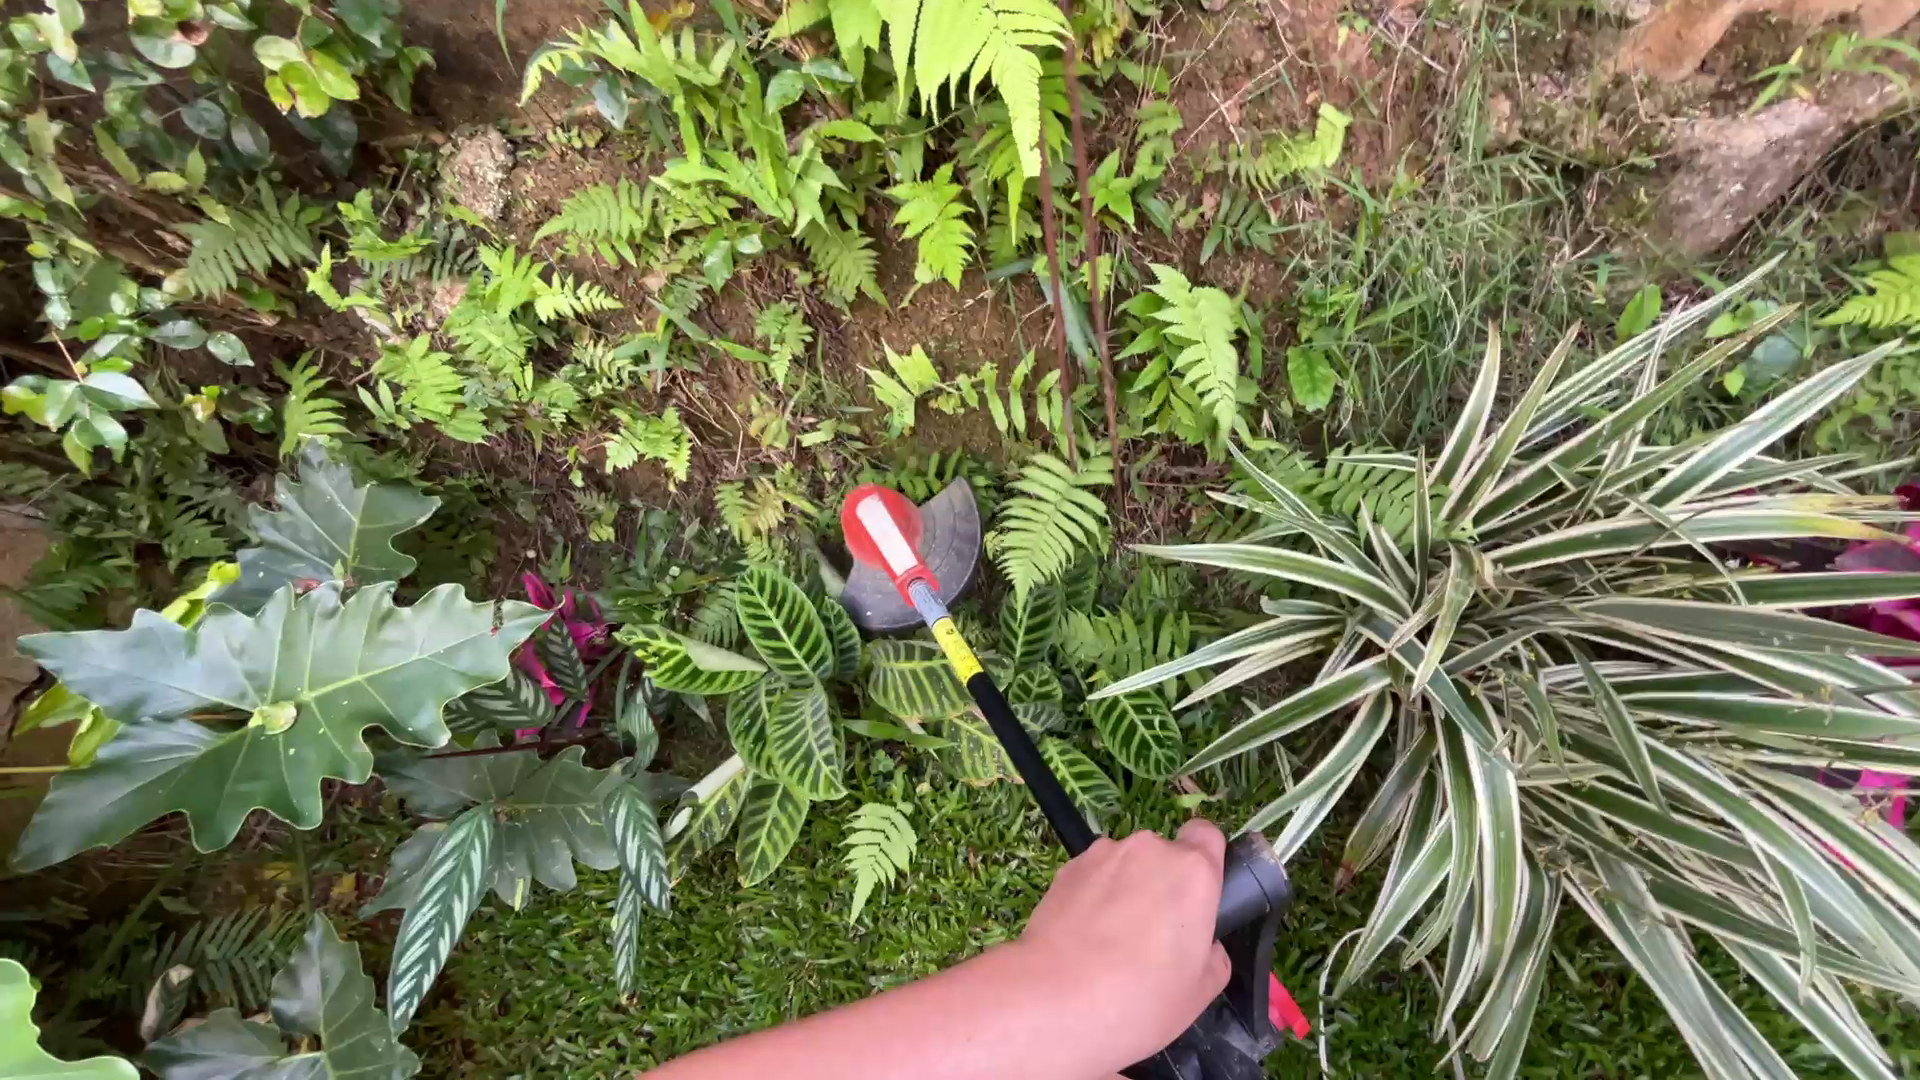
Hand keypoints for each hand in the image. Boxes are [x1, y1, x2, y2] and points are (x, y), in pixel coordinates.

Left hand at [1014, 819, 1229, 1068]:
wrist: (1058, 995)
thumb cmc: (1142, 997)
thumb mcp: (1201, 991)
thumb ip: (1211, 954)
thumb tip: (1202, 943)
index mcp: (1191, 871)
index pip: (1207, 834)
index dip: (1205, 859)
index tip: (1198, 892)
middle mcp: (1149, 849)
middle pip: (1163, 856)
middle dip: (1161, 885)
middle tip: (1154, 936)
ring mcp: (1104, 853)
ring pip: (1126, 865)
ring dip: (1126, 889)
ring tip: (1111, 941)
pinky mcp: (1068, 865)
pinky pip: (1094, 875)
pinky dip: (1094, 895)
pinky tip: (1084, 936)